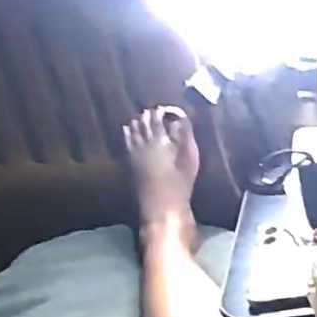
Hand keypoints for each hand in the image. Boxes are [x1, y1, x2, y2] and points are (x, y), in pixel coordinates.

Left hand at [123, 106, 200, 222]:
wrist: (161, 207)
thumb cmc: (180, 184)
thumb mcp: (189, 160)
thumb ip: (185, 137)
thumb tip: (181, 118)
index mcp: (158, 140)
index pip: (157, 118)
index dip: (163, 112)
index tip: (168, 109)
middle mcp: (142, 142)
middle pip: (142, 123)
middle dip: (149, 116)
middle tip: (156, 112)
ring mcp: (133, 152)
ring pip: (132, 130)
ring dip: (138, 123)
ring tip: (143, 120)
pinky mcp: (129, 163)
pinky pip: (127, 141)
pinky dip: (128, 133)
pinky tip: (129, 132)